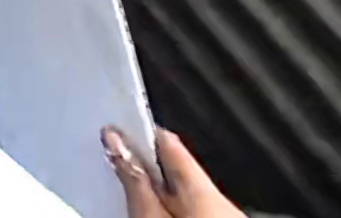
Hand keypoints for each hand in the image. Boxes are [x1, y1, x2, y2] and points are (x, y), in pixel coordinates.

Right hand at [104, 126, 242, 217]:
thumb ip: (133, 178)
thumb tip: (114, 138)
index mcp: (204, 189)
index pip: (166, 139)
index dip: (138, 130)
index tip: (115, 130)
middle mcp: (225, 203)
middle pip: (177, 167)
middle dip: (148, 166)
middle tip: (119, 166)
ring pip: (188, 193)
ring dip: (162, 191)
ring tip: (137, 196)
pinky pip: (199, 210)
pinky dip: (178, 209)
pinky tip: (160, 213)